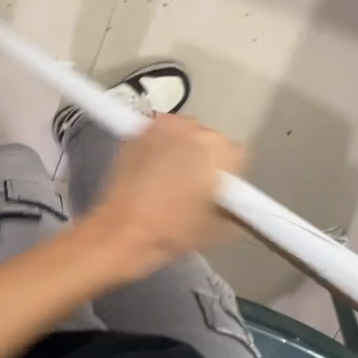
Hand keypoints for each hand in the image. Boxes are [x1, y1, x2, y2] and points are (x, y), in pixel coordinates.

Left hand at [77, 114, 245, 280]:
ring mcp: (161, 126)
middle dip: (203, 158)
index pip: (235, 154)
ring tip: (169, 178)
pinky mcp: (135, 131)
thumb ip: (235, 207)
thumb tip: (234, 202)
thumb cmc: (171, 231)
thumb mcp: (217, 227)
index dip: (226, 174)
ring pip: (182, 133)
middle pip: (208, 139)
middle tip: (192, 187)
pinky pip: (157, 136)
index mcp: (218, 149)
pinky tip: (150, 171)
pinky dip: (158, 148)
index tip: (216, 191)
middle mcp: (193, 128)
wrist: (121, 232)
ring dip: (180, 149)